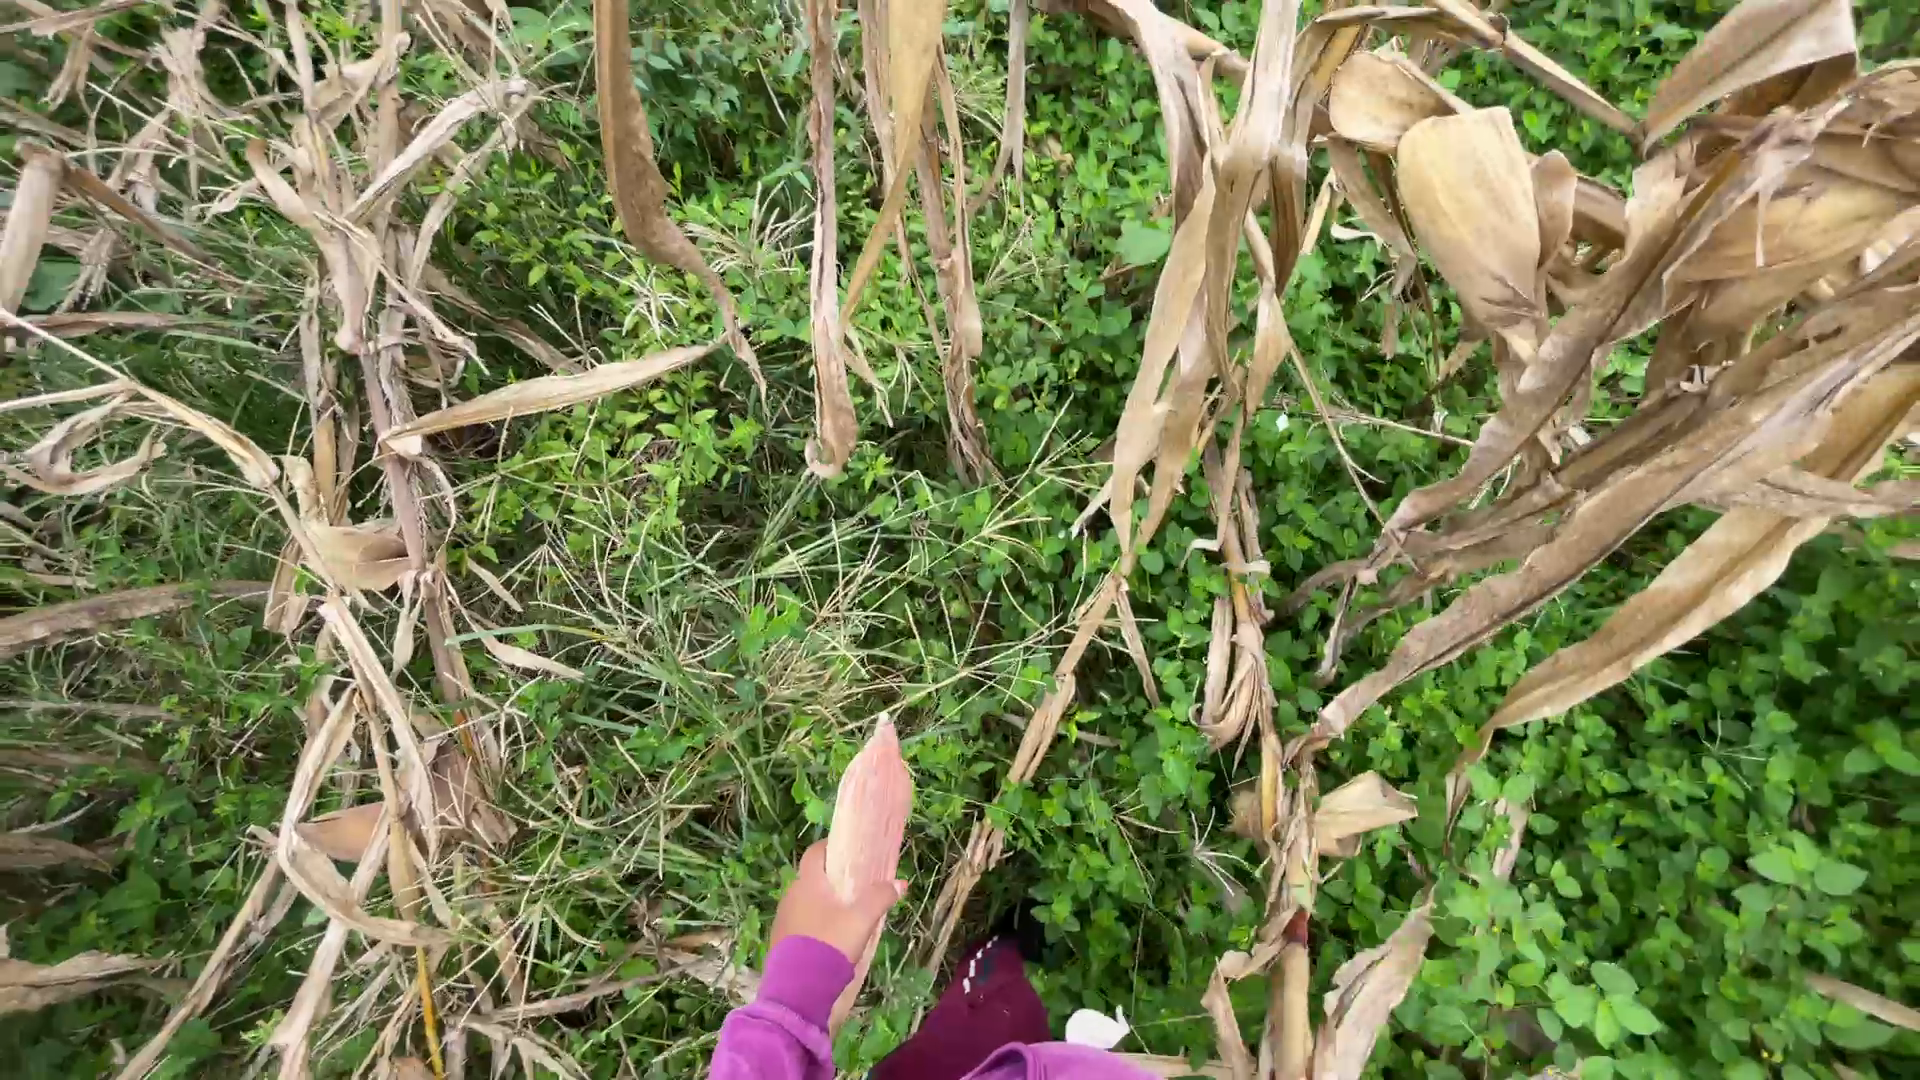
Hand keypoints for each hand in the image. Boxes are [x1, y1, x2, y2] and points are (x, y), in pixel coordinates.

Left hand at [769, 841, 905, 963]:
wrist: (797, 992)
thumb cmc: (830, 945)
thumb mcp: (861, 920)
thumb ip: (880, 898)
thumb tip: (900, 883)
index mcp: (807, 882)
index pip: (816, 852)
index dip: (832, 847)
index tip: (850, 852)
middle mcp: (791, 895)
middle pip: (812, 876)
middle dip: (832, 878)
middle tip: (855, 885)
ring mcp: (783, 919)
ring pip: (806, 901)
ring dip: (823, 903)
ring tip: (846, 914)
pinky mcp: (780, 941)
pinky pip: (800, 922)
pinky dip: (814, 923)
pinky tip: (830, 939)